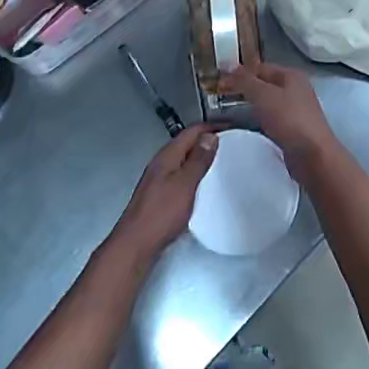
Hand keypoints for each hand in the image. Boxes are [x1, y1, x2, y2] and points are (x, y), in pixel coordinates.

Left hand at [110, 124, 218, 256]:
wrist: (137, 242)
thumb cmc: (161, 213)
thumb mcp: (185, 184)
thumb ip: (198, 160)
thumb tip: (209, 136)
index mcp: (167, 157)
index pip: (191, 132)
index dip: (212, 126)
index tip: (232, 128)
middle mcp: (161, 164)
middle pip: (186, 143)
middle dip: (208, 140)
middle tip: (230, 144)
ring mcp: (159, 179)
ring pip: (183, 159)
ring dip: (201, 156)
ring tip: (222, 161)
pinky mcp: (160, 194)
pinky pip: (181, 174)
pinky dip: (195, 173)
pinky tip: (204, 183)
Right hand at [227, 63, 339, 173]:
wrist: (313, 155)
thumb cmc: (289, 120)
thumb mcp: (263, 95)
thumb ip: (244, 80)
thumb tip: (228, 64)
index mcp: (292, 76)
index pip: (260, 67)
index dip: (239, 72)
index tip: (218, 81)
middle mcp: (297, 90)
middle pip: (265, 85)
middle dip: (244, 89)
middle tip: (220, 96)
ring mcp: (297, 111)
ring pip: (268, 103)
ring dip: (251, 106)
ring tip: (229, 112)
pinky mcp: (294, 130)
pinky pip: (272, 120)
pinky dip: (259, 121)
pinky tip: (248, 128)